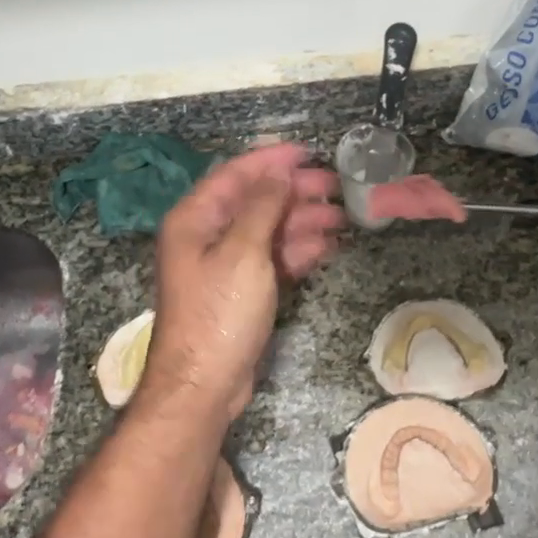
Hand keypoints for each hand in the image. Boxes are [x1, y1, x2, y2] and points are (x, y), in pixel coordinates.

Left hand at [141, 143, 342, 418]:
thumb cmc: (219, 314)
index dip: (272, 159)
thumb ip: (262, 207)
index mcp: (194, 218)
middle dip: (294, 191)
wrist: (204, 386)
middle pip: (254, 200)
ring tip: (343, 217)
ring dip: (302, 221)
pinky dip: (297, 251)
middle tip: (337, 187)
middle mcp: (205, 234)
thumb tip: (279, 172)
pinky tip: (328, 246)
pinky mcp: (240, 290)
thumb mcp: (243, 253)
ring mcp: (223, 264)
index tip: (310, 151)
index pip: (235, 174)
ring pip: (266, 230)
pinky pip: (271, 259)